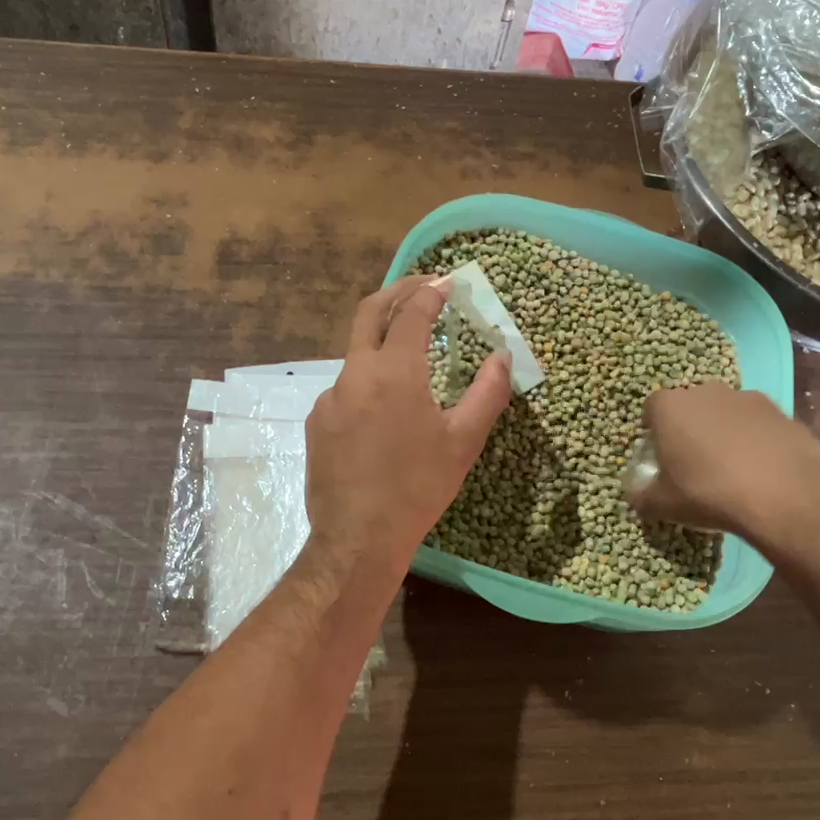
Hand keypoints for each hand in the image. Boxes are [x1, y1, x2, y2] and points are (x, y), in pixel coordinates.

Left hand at [302, 275, 512, 578]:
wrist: (358, 537)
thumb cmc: (418, 488)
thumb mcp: (463, 441)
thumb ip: (487, 392)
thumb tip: (503, 357)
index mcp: (395, 371)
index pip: (412, 312)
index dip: (432, 292)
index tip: (448, 282)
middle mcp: (355, 373)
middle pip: (370, 312)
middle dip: (397, 291)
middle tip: (422, 286)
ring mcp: (330, 397)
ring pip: (357, 354)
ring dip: (382, 344)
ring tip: (411, 361)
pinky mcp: (316, 421)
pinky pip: (345, 389)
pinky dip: (367, 383)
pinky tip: (383, 413)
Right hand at [626, 383, 819, 544]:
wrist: (785, 491)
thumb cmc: (709, 491)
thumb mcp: (663, 505)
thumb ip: (642, 496)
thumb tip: (636, 494)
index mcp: (669, 407)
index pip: (651, 409)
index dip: (653, 431)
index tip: (659, 455)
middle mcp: (705, 392)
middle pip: (690, 406)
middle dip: (689, 428)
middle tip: (693, 462)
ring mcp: (746, 397)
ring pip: (725, 412)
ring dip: (724, 432)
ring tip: (731, 468)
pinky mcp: (781, 411)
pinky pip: (757, 424)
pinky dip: (755, 440)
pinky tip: (760, 470)